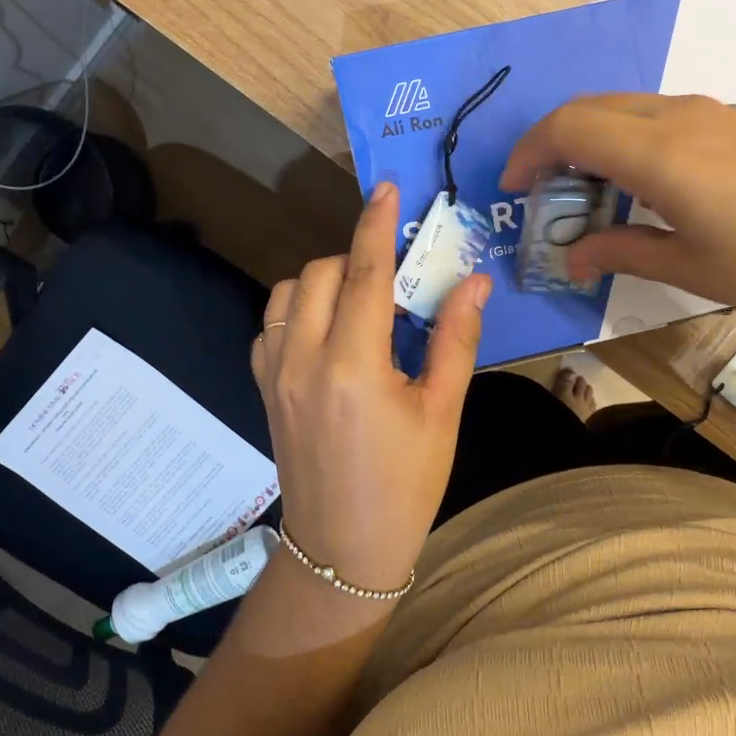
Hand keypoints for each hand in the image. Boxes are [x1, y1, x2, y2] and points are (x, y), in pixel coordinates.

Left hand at [251, 183, 491, 591]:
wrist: (344, 547)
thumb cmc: (406, 484)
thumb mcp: (442, 412)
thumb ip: (456, 340)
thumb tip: (473, 281)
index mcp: (354, 366)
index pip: (363, 275)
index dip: (375, 226)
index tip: (385, 189)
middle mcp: (303, 360)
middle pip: (319, 273)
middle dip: (355, 259)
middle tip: (393, 282)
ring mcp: (275, 375)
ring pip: (286, 293)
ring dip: (321, 282)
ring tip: (359, 306)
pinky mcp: (263, 389)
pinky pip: (270, 326)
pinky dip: (296, 311)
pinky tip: (327, 334)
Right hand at [498, 94, 735, 323]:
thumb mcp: (690, 269)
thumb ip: (622, 253)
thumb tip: (573, 258)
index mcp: (658, 153)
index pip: (568, 128)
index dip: (529, 152)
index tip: (513, 187)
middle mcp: (677, 116)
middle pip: (591, 108)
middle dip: (552, 143)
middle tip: (543, 191)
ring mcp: (711, 112)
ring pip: (625, 107)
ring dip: (591, 139)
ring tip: (589, 191)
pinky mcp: (735, 120)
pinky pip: (657, 114)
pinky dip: (626, 138)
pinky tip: (642, 182)